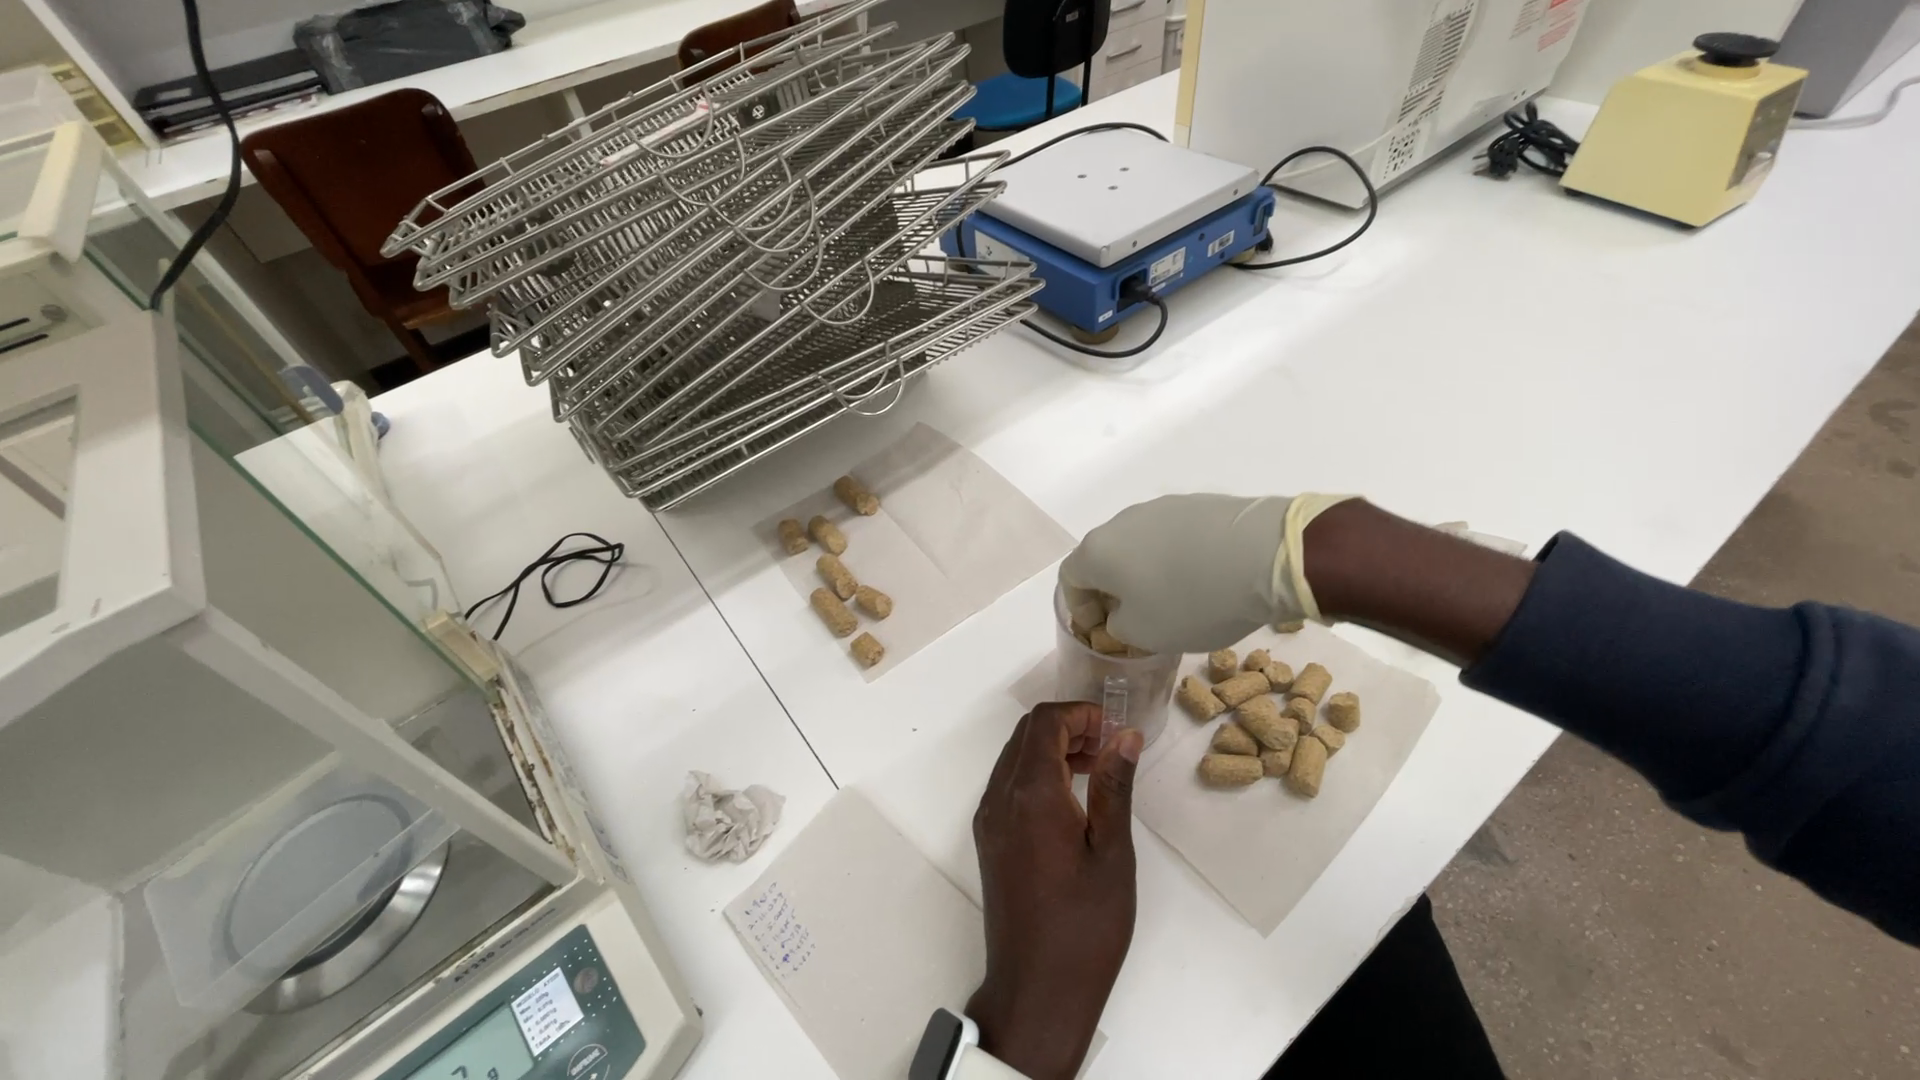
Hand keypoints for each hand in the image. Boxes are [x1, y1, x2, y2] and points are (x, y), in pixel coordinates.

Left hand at [969, 703, 1143, 1079]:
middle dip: (1068, 726)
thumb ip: (1114, 786)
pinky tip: (1072, 797)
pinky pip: (1009, 785)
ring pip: (1015, 757)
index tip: (1116, 731)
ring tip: (1097, 768)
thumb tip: (1125, 735)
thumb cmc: (1085, 924)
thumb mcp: (1112, 852)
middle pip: (1026, 734)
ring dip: (1052, 748)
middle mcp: (999, 797)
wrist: (1037, 989)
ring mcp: (988, 819)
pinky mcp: (989, 839)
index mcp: (1030, 794)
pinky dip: (1038, 773)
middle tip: (1110, 746)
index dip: (1081, 714)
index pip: (1045, 723)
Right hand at [1059, 493, 1356, 654]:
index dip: (1080, 609)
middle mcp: (1122, 521)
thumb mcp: (1144, 635)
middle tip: (1136, 620)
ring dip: (1147, 573)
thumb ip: (1118, 626)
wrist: (1266, 555)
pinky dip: (1179, 558)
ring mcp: (1162, 507)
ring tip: (1176, 599)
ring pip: (1141, 545)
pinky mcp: (1200, 503)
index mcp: (1097, 551)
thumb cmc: (1191, 601)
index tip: (1102, 632)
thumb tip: (1123, 612)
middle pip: (1105, 558)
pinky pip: (1176, 536)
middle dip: (1114, 590)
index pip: (1070, 579)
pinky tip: (1206, 579)